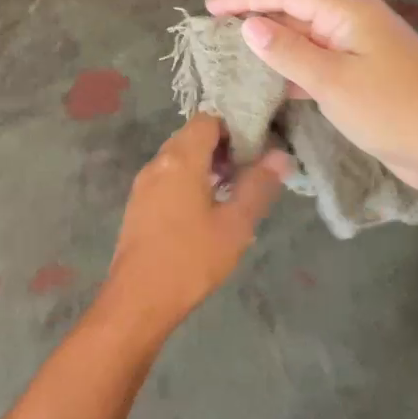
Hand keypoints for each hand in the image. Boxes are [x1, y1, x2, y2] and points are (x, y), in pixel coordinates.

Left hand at [103, 115, 288, 334]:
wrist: (138, 299)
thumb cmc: (191, 259)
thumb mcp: (235, 225)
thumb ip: (257, 186)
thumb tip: (280, 156)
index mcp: (180, 159)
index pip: (207, 120)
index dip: (233, 128)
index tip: (255, 150)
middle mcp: (157, 162)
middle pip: (191, 136)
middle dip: (221, 147)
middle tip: (247, 172)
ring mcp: (143, 183)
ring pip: (177, 157)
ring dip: (204, 165)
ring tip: (230, 193)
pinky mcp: (138, 204)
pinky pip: (166, 177)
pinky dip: (187, 180)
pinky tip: (204, 211)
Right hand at [206, 0, 417, 203]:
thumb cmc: (395, 111)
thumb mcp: (333, 81)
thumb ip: (288, 53)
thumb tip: (250, 25)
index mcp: (350, 12)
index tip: (209, 7)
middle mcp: (357, 22)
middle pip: (298, 11)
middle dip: (257, 18)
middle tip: (215, 32)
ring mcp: (366, 51)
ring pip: (310, 39)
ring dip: (275, 46)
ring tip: (235, 55)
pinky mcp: (371, 78)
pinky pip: (324, 64)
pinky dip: (296, 70)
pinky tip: (273, 85)